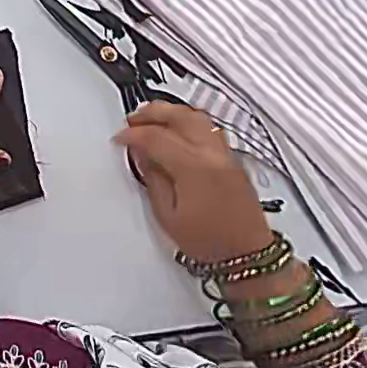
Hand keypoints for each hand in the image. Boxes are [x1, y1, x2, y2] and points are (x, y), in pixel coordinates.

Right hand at [113, 102, 271, 264]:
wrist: (246, 254)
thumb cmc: (211, 242)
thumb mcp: (167, 215)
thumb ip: (152, 179)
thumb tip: (142, 156)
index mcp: (194, 168)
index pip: (156, 137)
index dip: (133, 134)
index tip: (120, 138)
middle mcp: (213, 155)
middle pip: (180, 116)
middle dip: (152, 112)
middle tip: (133, 119)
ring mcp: (226, 155)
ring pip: (198, 117)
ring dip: (172, 113)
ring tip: (154, 118)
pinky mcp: (233, 160)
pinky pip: (210, 128)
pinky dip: (189, 121)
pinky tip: (178, 128)